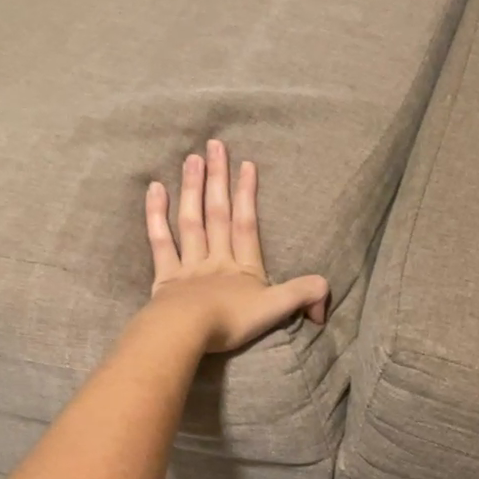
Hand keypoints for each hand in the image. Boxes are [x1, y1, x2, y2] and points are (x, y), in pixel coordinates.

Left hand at [143, 139, 329, 353]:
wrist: (186, 332)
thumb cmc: (232, 320)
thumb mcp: (277, 309)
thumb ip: (305, 295)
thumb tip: (324, 296)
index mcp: (244, 267)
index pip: (247, 224)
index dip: (247, 194)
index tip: (246, 164)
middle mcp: (217, 259)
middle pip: (218, 214)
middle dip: (218, 179)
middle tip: (214, 146)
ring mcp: (189, 266)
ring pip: (191, 221)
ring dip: (192, 189)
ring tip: (191, 159)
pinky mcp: (165, 278)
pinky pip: (160, 241)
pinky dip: (156, 215)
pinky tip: (155, 189)